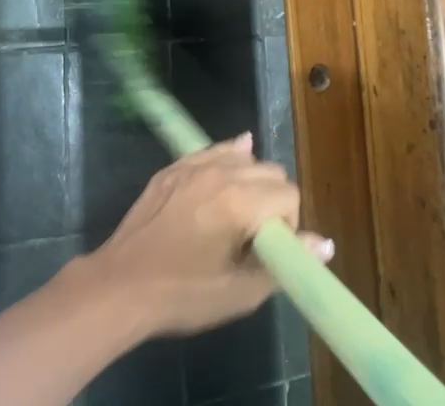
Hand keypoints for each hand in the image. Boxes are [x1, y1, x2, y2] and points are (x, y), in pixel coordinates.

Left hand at [79, 133, 333, 337]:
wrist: (120, 286)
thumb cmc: (183, 294)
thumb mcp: (241, 291)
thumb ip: (286, 263)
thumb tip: (324, 244)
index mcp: (239, 201)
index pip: (289, 195)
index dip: (288, 225)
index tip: (269, 251)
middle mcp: (219, 173)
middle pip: (269, 171)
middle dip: (274, 200)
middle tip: (256, 237)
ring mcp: (191, 166)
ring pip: (241, 157)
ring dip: (251, 180)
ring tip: (239, 214)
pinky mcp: (170, 169)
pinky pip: (210, 151)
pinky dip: (227, 156)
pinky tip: (233, 159)